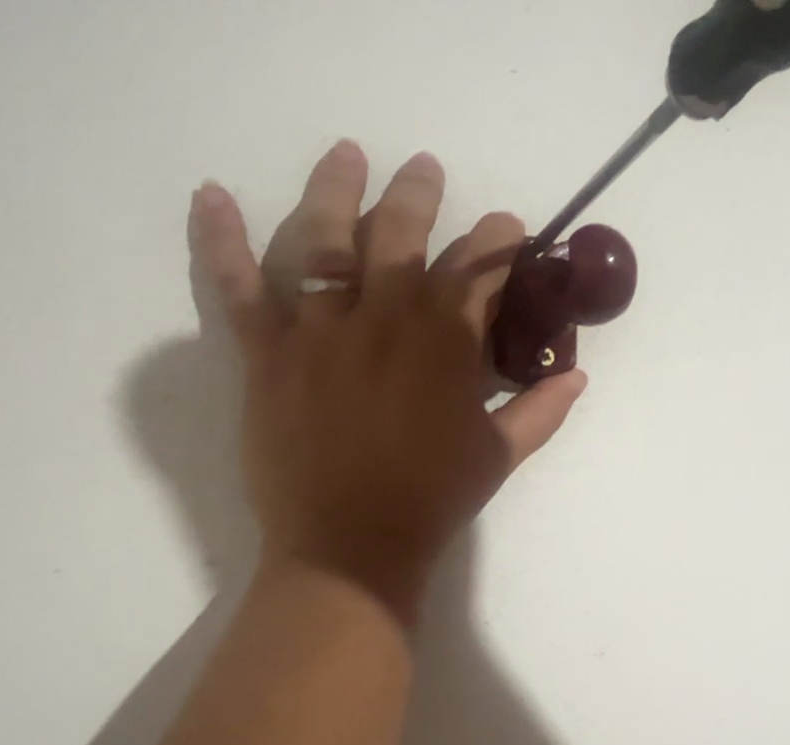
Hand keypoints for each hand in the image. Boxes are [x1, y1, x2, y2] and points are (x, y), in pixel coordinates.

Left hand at [188, 141, 586, 621]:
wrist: (351, 547)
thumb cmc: (432, 501)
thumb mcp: (500, 457)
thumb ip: (541, 410)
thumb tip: (578, 376)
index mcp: (444, 344)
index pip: (476, 271)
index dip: (494, 242)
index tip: (506, 224)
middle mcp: (382, 320)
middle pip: (399, 236)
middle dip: (417, 195)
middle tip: (423, 167)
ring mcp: (319, 332)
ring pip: (323, 242)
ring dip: (334, 189)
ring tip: (345, 152)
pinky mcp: (266, 355)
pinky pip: (237, 289)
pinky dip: (221, 241)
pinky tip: (211, 195)